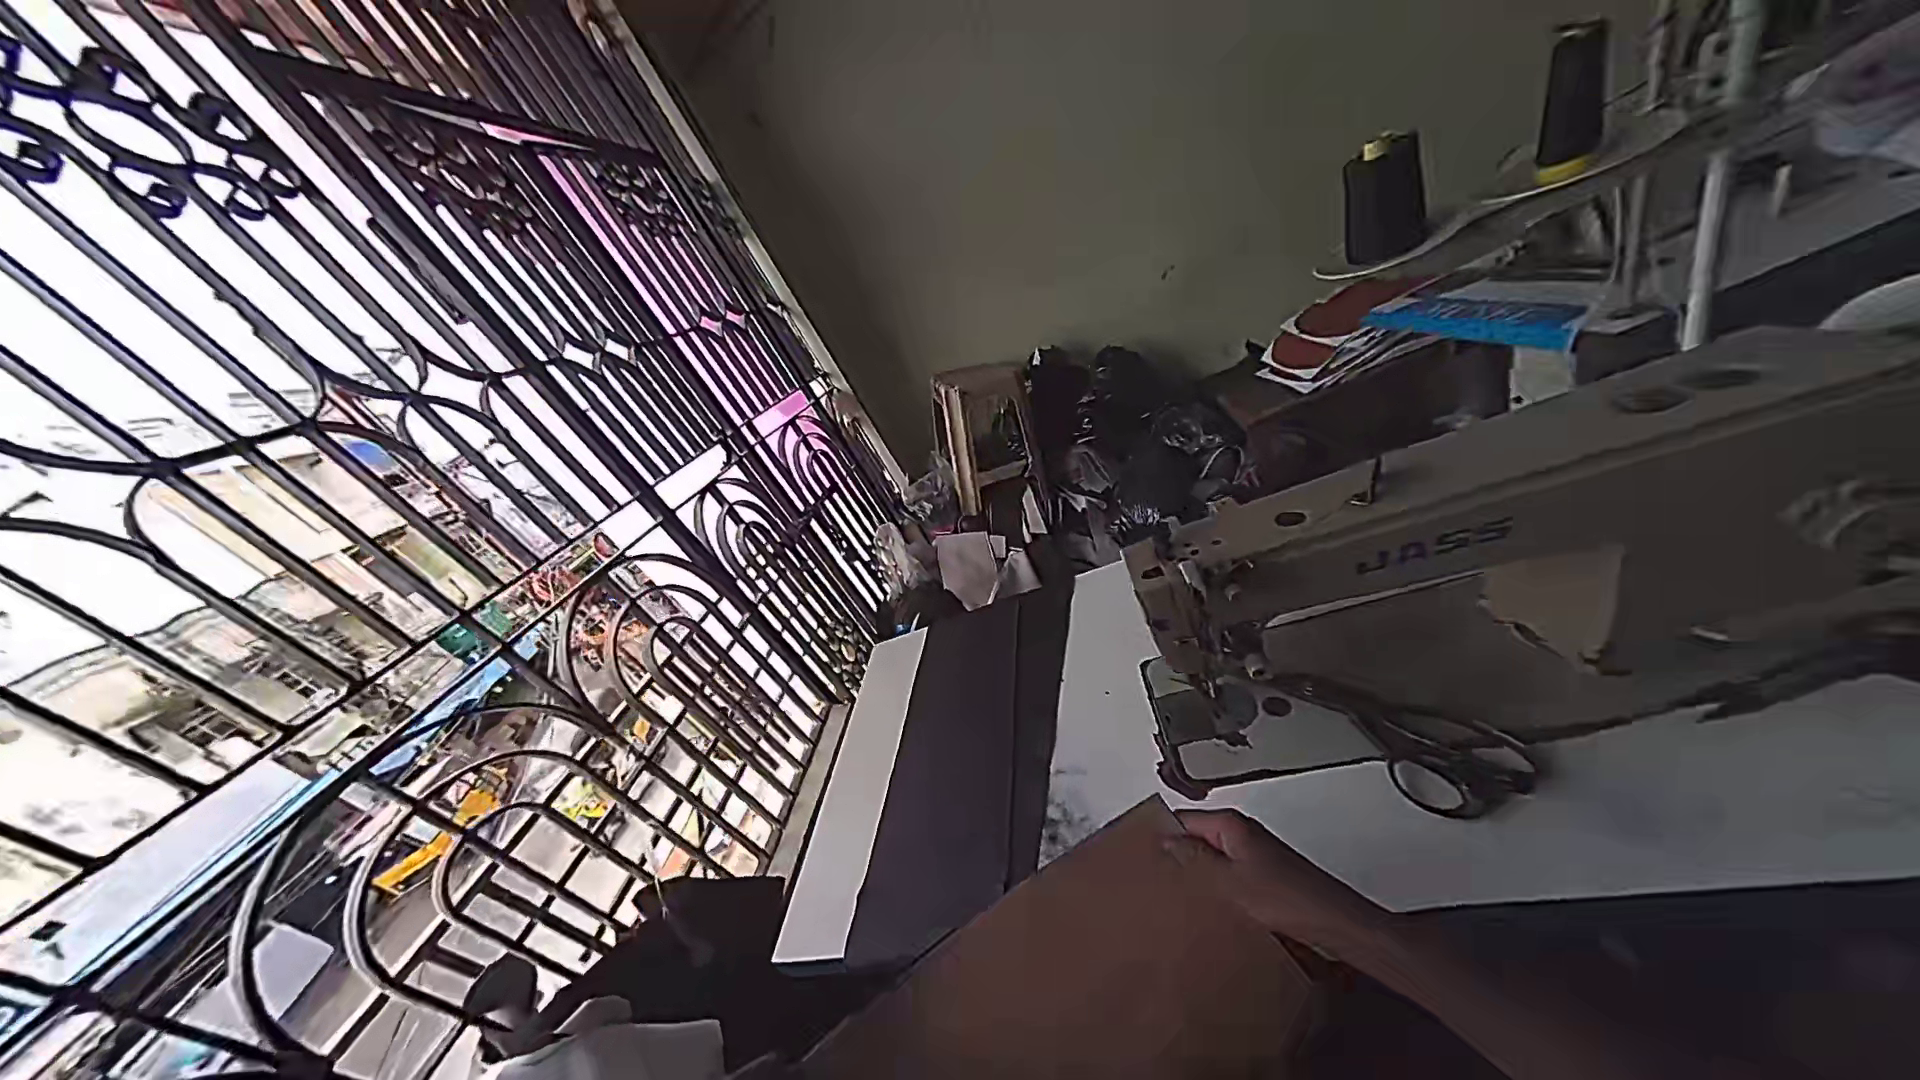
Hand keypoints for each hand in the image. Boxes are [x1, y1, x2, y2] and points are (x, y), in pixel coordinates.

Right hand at [1165, 808, 1394, 956]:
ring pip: (1211, 853)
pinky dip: (1216, 882)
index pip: (1183, 819)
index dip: (1163, 833)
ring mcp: (1253, 851)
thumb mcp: (1229, 881)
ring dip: (1199, 870)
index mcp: (1230, 824)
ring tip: (1184, 891)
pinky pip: (1227, 869)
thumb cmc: (1291, 899)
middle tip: (1161, 874)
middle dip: (1179, 853)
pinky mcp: (1262, 871)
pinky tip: (1213, 902)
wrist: (1335, 923)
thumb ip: (1194, 859)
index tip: (1144, 849)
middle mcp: (1241, 831)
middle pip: (1196, 834)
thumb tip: (1167, 841)